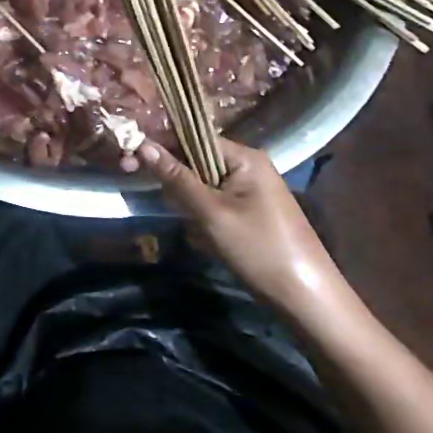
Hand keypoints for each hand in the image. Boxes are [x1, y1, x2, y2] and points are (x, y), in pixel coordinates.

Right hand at [136, 138, 350, 315]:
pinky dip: (202, 216)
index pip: (190, 137)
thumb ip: (176, 177)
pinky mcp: (249, 209)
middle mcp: (248, 165)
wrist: (305, 296)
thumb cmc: (258, 247)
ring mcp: (250, 188)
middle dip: (174, 181)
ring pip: (200, 183)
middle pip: (194, 159)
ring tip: (195, 229)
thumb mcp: (210, 212)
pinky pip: (213, 201)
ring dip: (188, 204)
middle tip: (162, 203)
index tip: (128, 164)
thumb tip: (142, 144)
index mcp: (244, 157)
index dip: (158, 148)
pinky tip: (205, 237)